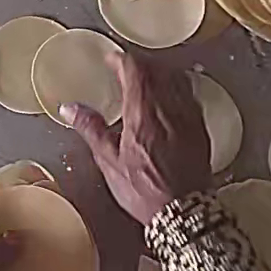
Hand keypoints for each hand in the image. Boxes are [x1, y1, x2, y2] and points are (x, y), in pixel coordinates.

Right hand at [61, 52, 210, 225]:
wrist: (182, 212)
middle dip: (139, 63)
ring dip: (159, 71)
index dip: (121, 59)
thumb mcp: (109, 161)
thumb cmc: (143, 190)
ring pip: (176, 78)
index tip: (110, 58)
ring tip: (146, 76)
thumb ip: (91, 128)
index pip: (134, 70)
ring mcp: (188, 116)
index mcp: (143, 113)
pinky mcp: (200, 128)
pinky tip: (169, 96)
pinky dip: (176, 86)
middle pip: (157, 69)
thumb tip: (70, 108)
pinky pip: (189, 94)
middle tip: (125, 66)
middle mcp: (169, 108)